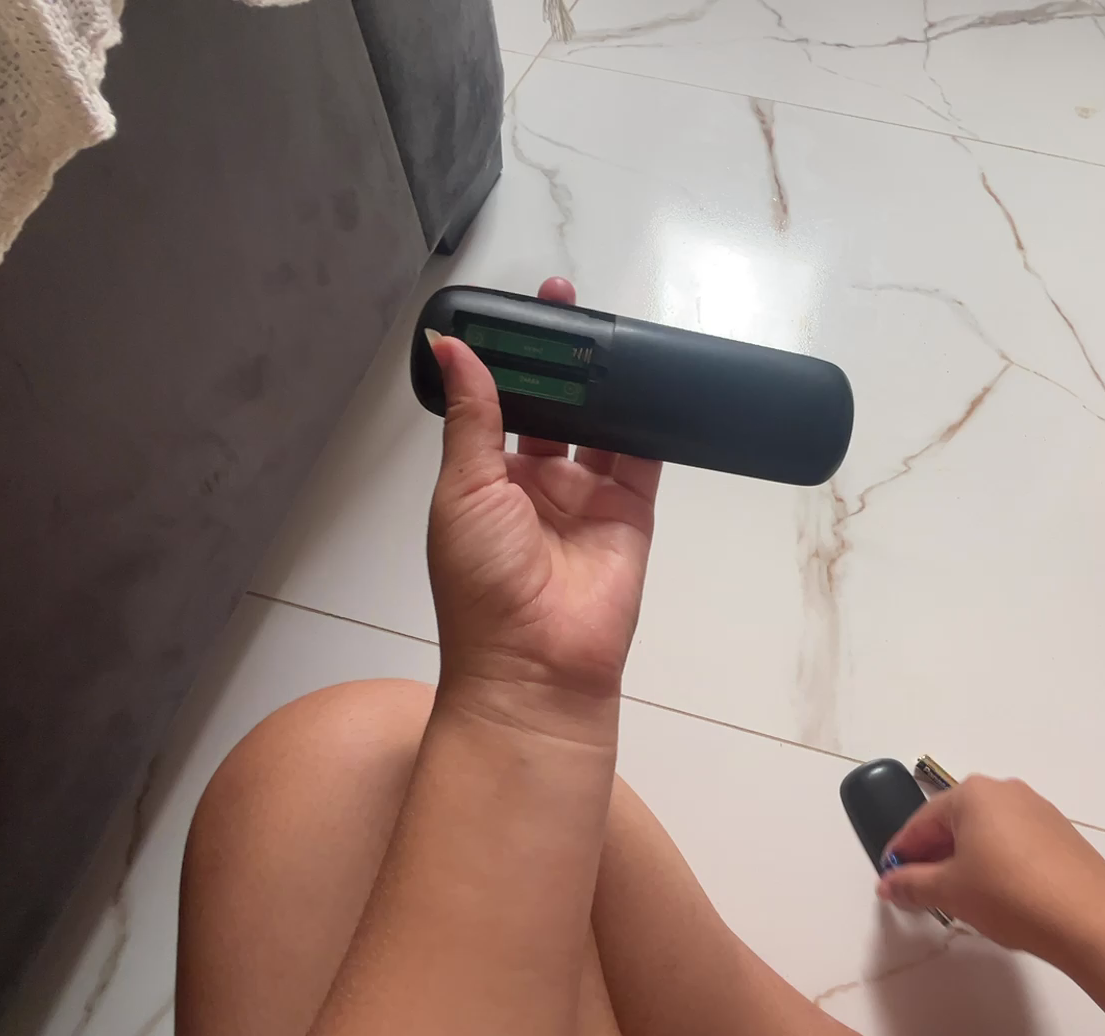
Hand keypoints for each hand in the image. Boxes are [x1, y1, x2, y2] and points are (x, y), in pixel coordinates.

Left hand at [425, 277, 661, 727]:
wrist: (538, 662)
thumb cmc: (483, 581)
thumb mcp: (464, 490)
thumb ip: (472, 417)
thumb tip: (452, 348)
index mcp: (488, 477)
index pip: (502, 402)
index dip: (512, 358)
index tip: (520, 311)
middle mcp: (538, 481)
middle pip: (556, 406)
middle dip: (563, 360)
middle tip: (571, 304)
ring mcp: (588, 495)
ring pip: (600, 424)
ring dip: (604, 383)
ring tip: (610, 330)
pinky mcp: (632, 510)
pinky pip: (643, 456)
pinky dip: (650, 420)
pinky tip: (652, 378)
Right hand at [878, 776, 1104, 960]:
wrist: (1092, 922)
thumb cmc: (1010, 895)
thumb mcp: (950, 892)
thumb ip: (911, 884)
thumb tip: (886, 884)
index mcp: (971, 793)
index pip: (921, 822)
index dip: (902, 853)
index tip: (890, 879)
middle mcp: (1003, 790)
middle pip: (955, 823)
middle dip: (935, 855)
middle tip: (923, 890)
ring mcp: (1037, 809)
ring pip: (986, 832)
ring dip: (967, 859)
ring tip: (963, 896)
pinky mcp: (1062, 833)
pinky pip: (1015, 842)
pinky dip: (999, 862)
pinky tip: (1001, 894)